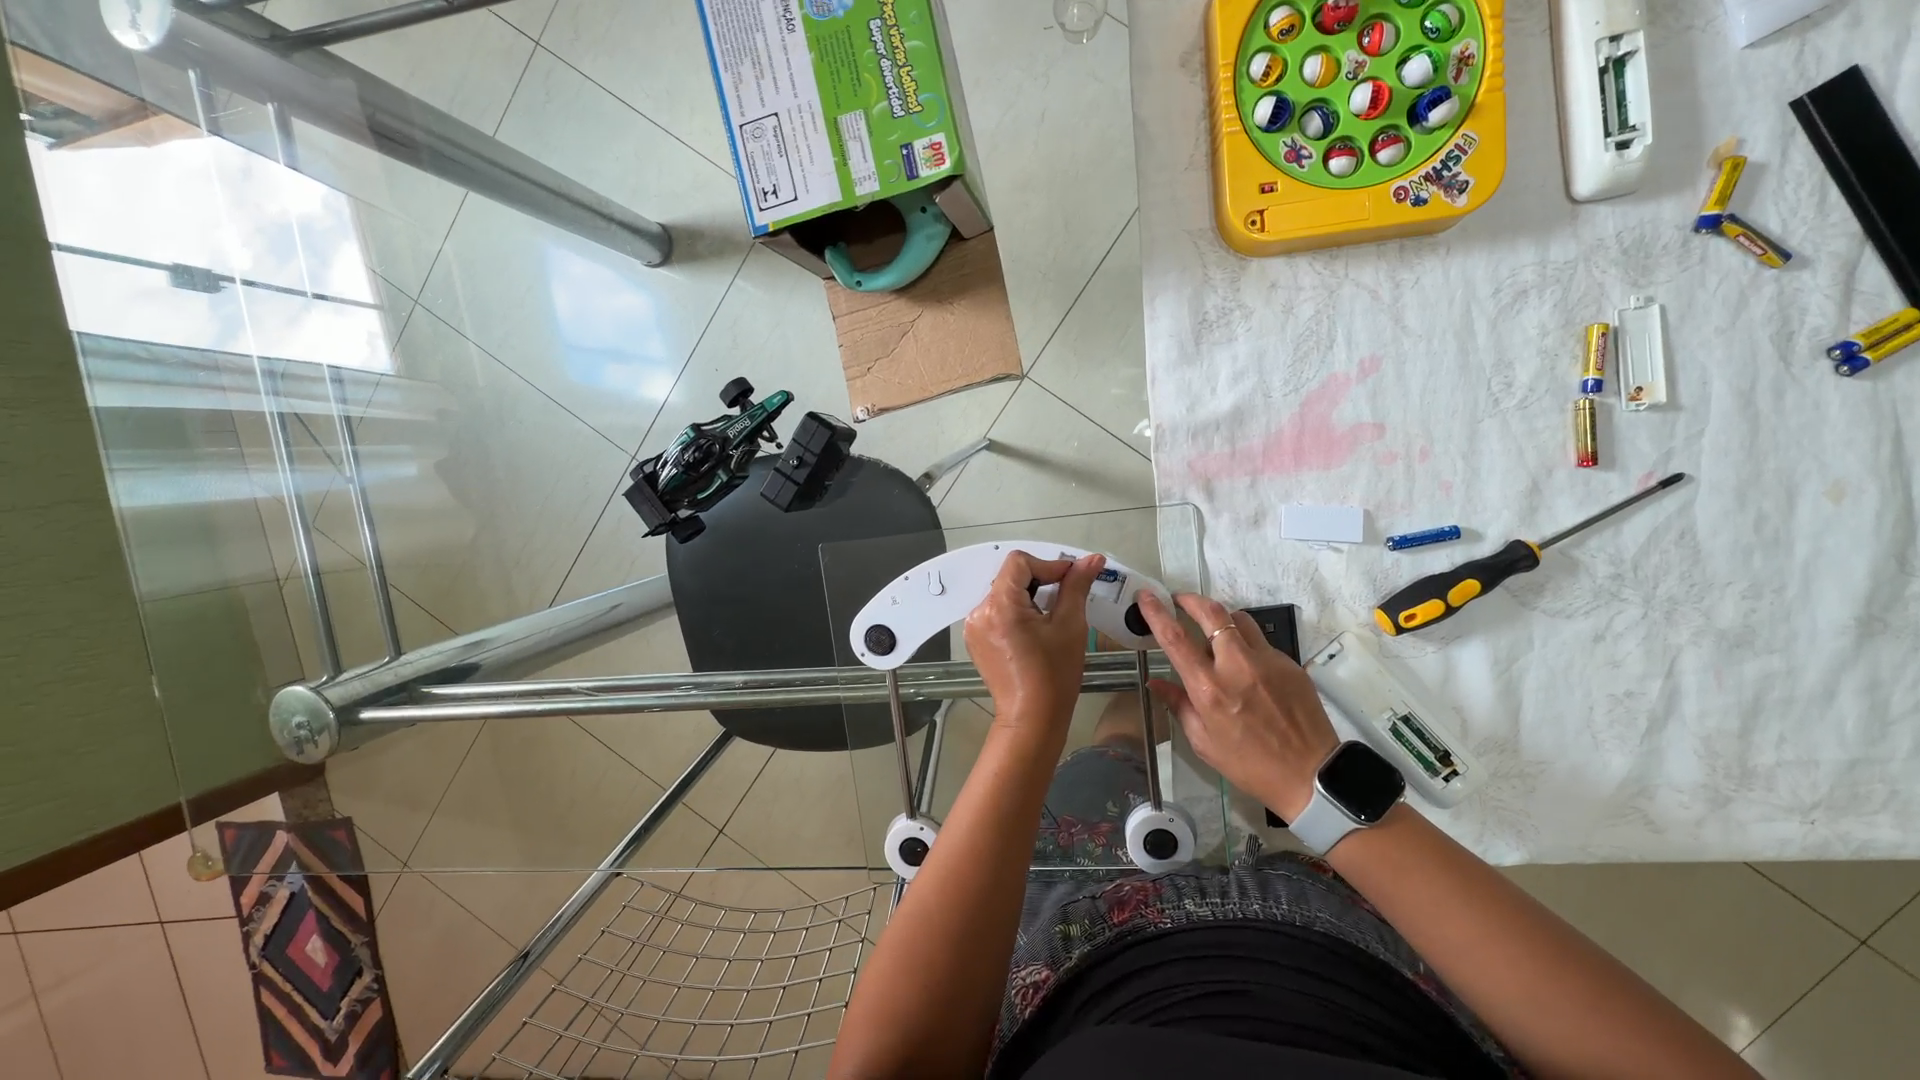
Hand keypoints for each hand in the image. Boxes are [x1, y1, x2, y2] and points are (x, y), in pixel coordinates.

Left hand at [963, 551, 1105, 732]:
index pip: (1019, 562)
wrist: (1032, 717)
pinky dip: (1014, 612)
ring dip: (1027, 596)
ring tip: (1049, 616)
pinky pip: (995, 612)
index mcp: (1000, 605)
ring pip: (1002, 594)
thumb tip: (1092, 559)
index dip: (1048, 565)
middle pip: (1009, 577)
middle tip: (1063, 597)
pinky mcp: (975, 639)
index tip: (1070, 580)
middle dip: (1038, 580)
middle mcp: (979, 611)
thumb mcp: (1070, 625)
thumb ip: (1076, 586)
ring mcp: (974, 627)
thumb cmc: (1054, 674)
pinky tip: (1033, 630)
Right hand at [1135, 591, 1339, 820]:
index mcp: (1209, 689)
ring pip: (1239, 619)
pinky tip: (1245, 664)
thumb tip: (1157, 682)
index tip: (1147, 596)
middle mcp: (1237, 666)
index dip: (1156, 613)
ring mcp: (1267, 661)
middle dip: (1190, 599)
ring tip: (1212, 628)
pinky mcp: (1289, 663)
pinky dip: (1245, 643)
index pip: (1175, 638)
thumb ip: (1180, 705)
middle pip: (1211, 613)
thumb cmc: (1249, 765)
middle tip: (1179, 599)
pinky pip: (1260, 641)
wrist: (1310, 774)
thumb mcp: (1204, 742)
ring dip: (1220, 617)